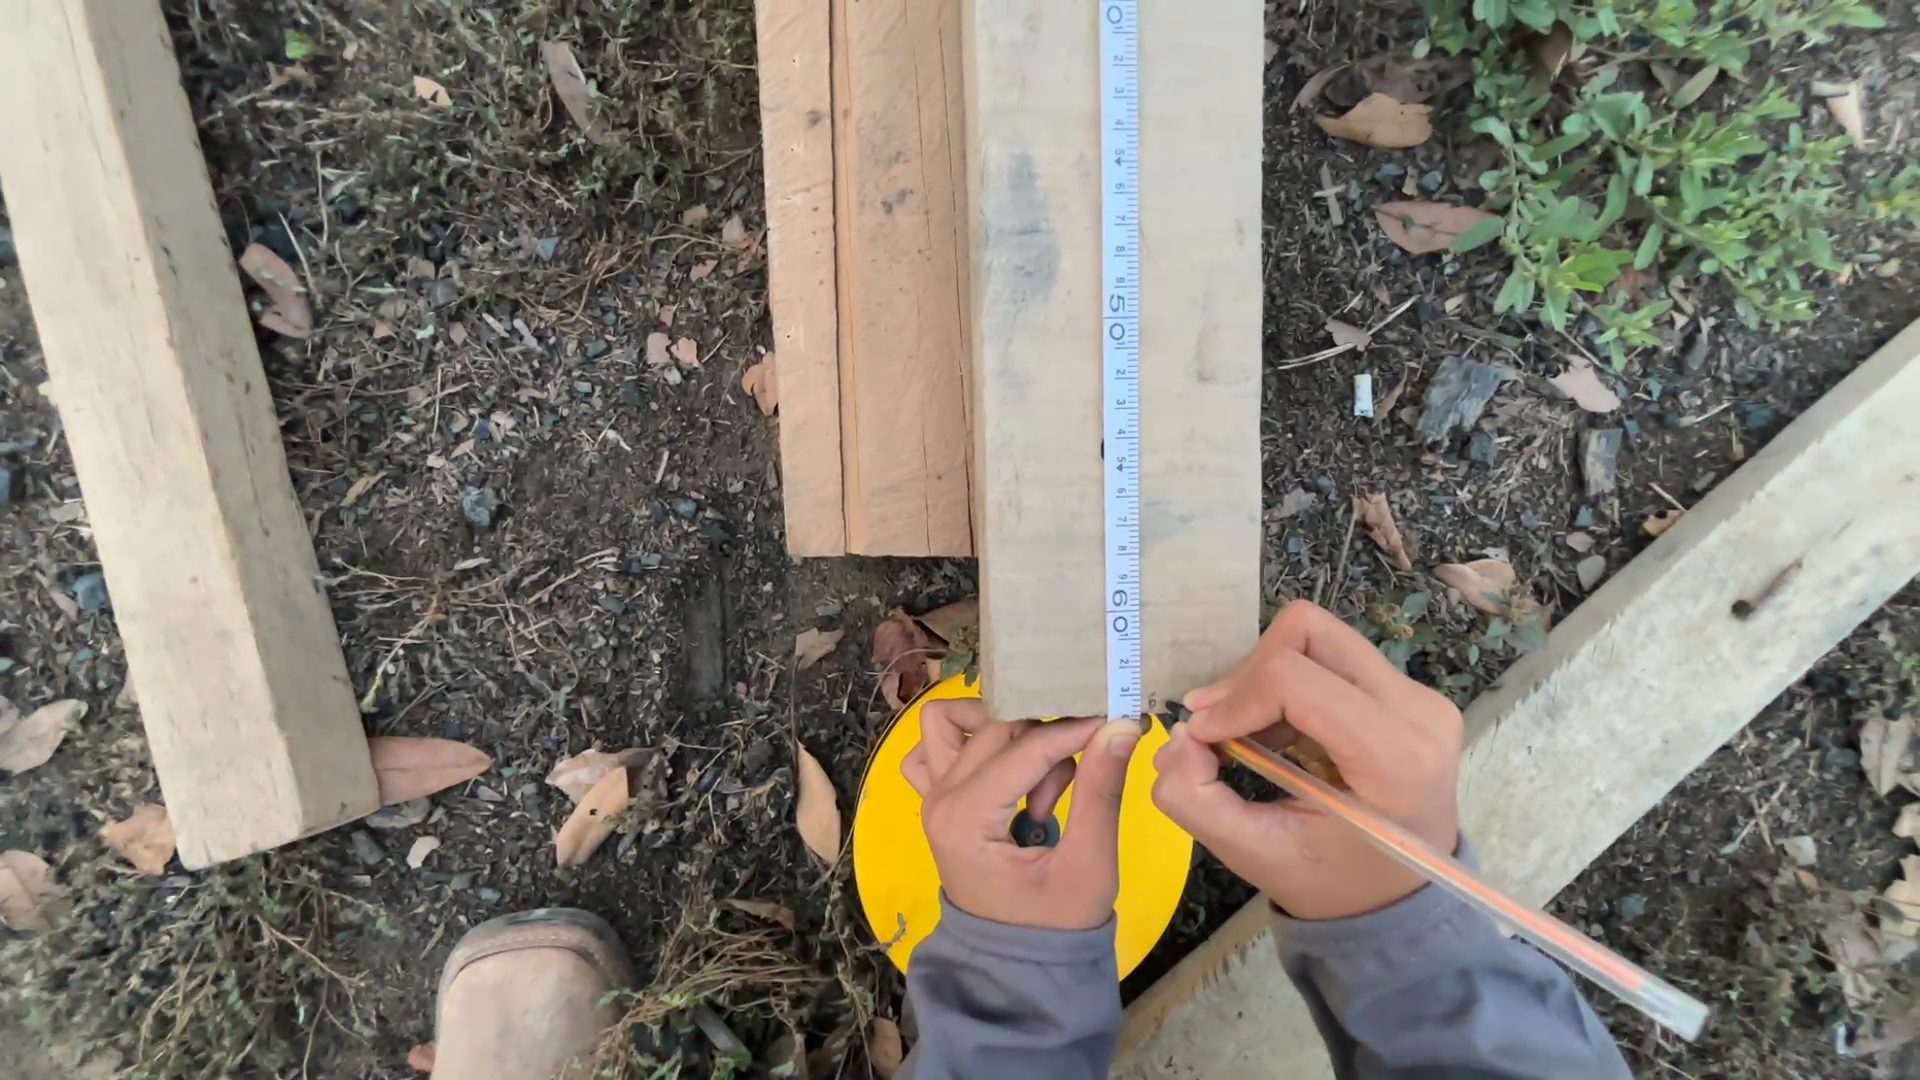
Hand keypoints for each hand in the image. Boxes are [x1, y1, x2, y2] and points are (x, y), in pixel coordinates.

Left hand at [901, 700, 1141, 929]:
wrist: (1018, 965)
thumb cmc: (1055, 922)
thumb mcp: (1089, 864)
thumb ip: (1100, 790)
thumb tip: (1121, 725)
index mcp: (966, 819)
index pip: (1024, 749)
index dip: (1073, 729)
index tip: (1115, 717)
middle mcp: (939, 798)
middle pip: (994, 727)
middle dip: (1044, 740)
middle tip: (1076, 781)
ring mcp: (931, 795)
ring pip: (951, 722)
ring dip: (999, 730)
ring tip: (1036, 774)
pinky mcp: (936, 797)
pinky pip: (935, 746)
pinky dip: (970, 741)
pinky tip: (1008, 771)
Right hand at [1151, 600, 1463, 919]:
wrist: (1397, 898)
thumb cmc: (1331, 881)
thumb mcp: (1253, 854)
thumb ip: (1196, 799)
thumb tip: (1177, 737)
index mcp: (1395, 758)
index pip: (1293, 678)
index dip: (1233, 699)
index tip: (1203, 738)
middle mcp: (1416, 709)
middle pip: (1305, 633)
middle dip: (1246, 674)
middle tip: (1218, 725)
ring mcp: (1415, 694)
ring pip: (1311, 634)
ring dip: (1261, 675)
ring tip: (1246, 730)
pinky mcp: (1402, 688)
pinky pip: (1323, 653)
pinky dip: (1280, 683)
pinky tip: (1273, 731)